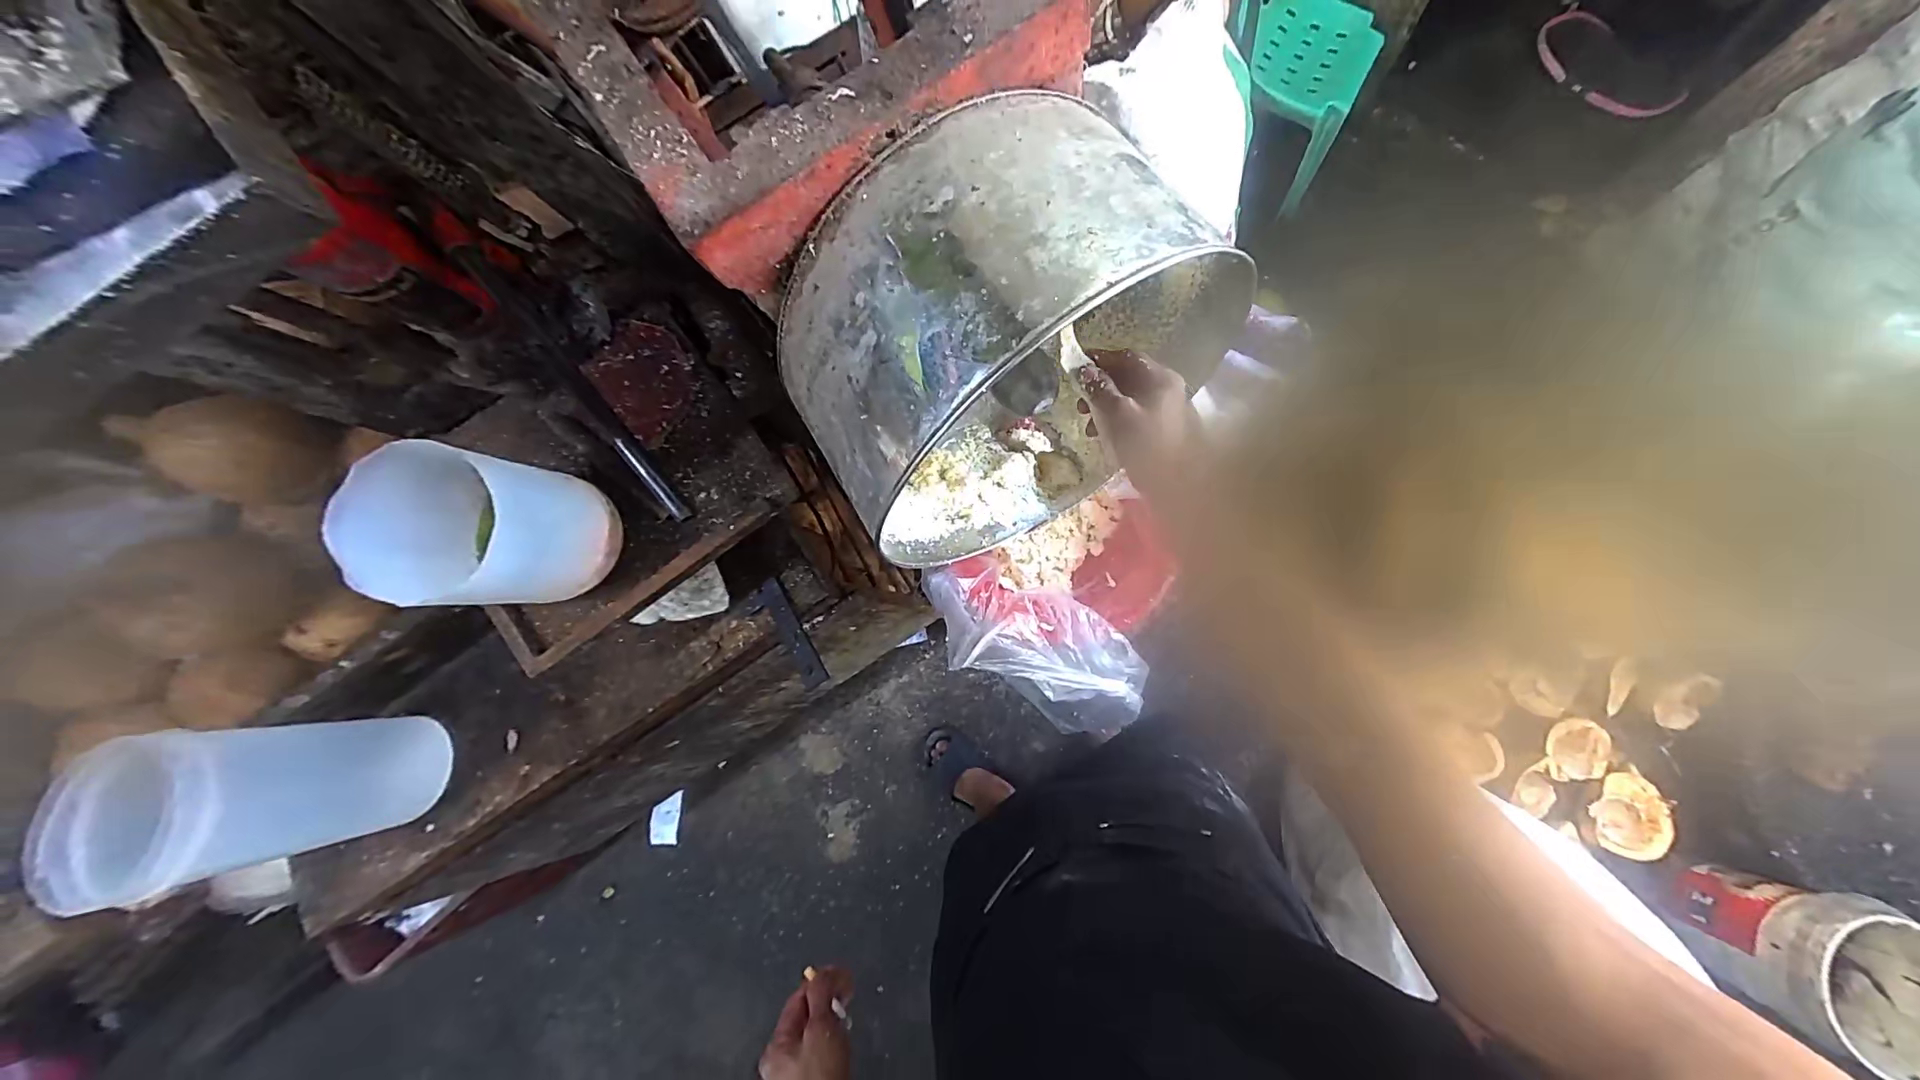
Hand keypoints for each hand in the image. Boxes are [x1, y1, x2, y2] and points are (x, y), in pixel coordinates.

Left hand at [758, 965, 853, 1079]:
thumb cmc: (821, 1076)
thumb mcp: (821, 1028)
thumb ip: (821, 995)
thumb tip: (824, 971)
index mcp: (776, 1043)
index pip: (799, 998)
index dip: (821, 982)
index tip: (844, 978)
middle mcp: (778, 1060)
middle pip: (804, 1017)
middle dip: (826, 1003)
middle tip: (846, 999)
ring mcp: (790, 1076)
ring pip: (811, 1036)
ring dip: (830, 1023)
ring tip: (845, 1022)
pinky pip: (817, 1055)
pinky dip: (831, 1044)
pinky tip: (840, 1048)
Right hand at [1076, 348, 1198, 496]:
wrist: (1180, 484)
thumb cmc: (1146, 445)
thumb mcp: (1116, 414)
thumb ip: (1098, 389)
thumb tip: (1083, 370)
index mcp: (1158, 377)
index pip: (1125, 357)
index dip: (1099, 359)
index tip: (1075, 368)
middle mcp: (1166, 388)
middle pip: (1127, 377)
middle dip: (1099, 387)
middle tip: (1079, 402)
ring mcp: (1167, 409)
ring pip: (1130, 398)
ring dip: (1106, 406)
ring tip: (1088, 425)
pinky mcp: (1164, 429)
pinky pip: (1135, 415)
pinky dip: (1117, 421)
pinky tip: (1105, 438)